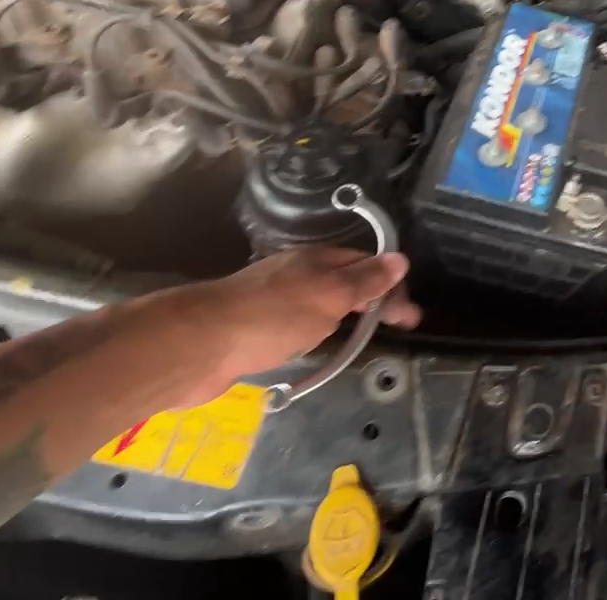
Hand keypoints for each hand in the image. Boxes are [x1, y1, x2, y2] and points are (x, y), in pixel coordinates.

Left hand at [148, 246, 419, 406]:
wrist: (197, 345)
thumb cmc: (272, 316)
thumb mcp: (330, 296)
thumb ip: (365, 281)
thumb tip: (400, 258)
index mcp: (318, 261)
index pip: (367, 264)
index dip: (392, 286)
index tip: (409, 317)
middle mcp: (297, 274)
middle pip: (345, 282)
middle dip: (372, 301)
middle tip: (394, 329)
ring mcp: (273, 300)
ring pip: (320, 303)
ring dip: (343, 317)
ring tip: (360, 340)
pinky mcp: (253, 328)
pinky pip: (297, 325)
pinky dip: (316, 333)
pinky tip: (314, 349)